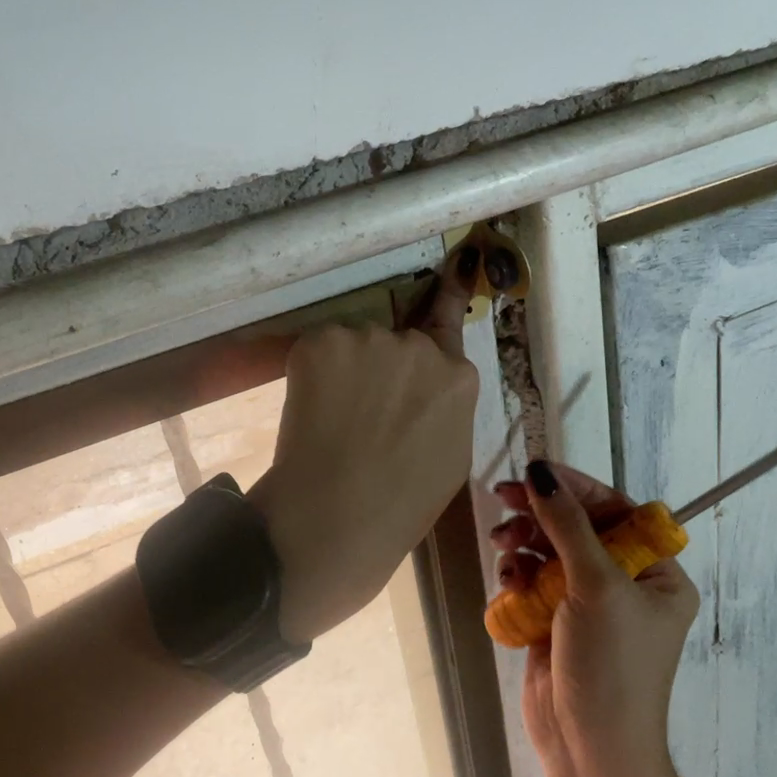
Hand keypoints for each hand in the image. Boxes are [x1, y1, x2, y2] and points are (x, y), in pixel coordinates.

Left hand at [249, 248, 481, 641]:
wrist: (336, 519)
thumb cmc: (400, 506)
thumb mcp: (449, 455)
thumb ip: (445, 406)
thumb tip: (430, 387)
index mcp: (458, 377)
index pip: (448, 323)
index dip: (446, 295)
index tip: (463, 257)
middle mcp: (419, 347)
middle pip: (396, 342)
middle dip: (381, 369)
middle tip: (361, 417)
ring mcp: (370, 339)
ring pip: (356, 345)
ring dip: (346, 372)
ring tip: (335, 423)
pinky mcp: (323, 341)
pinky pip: (321, 348)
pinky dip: (313, 373)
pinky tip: (313, 413)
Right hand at [492, 461, 716, 776]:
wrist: (589, 750)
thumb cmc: (610, 665)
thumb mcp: (596, 587)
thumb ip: (566, 525)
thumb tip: (540, 472)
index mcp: (655, 574)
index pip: (615, 511)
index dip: (575, 488)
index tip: (535, 471)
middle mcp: (623, 583)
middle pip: (577, 527)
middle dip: (541, 514)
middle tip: (503, 496)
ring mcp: (586, 604)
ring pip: (548, 552)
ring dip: (523, 543)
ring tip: (501, 545)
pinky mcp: (554, 621)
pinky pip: (532, 581)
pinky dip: (517, 575)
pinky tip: (508, 581)